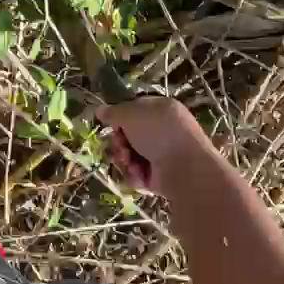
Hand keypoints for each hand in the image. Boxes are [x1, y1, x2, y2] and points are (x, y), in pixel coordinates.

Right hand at [95, 96, 217, 194]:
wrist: (184, 168)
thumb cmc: (159, 133)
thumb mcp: (130, 114)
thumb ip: (113, 112)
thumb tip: (99, 110)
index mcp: (161, 109)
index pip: (134, 110)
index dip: (120, 118)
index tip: (112, 124)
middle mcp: (162, 130)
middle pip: (128, 134)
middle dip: (119, 142)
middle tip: (121, 146)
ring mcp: (161, 153)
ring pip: (129, 154)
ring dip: (123, 158)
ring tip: (129, 162)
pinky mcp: (159, 174)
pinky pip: (136, 172)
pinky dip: (133, 173)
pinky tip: (137, 174)